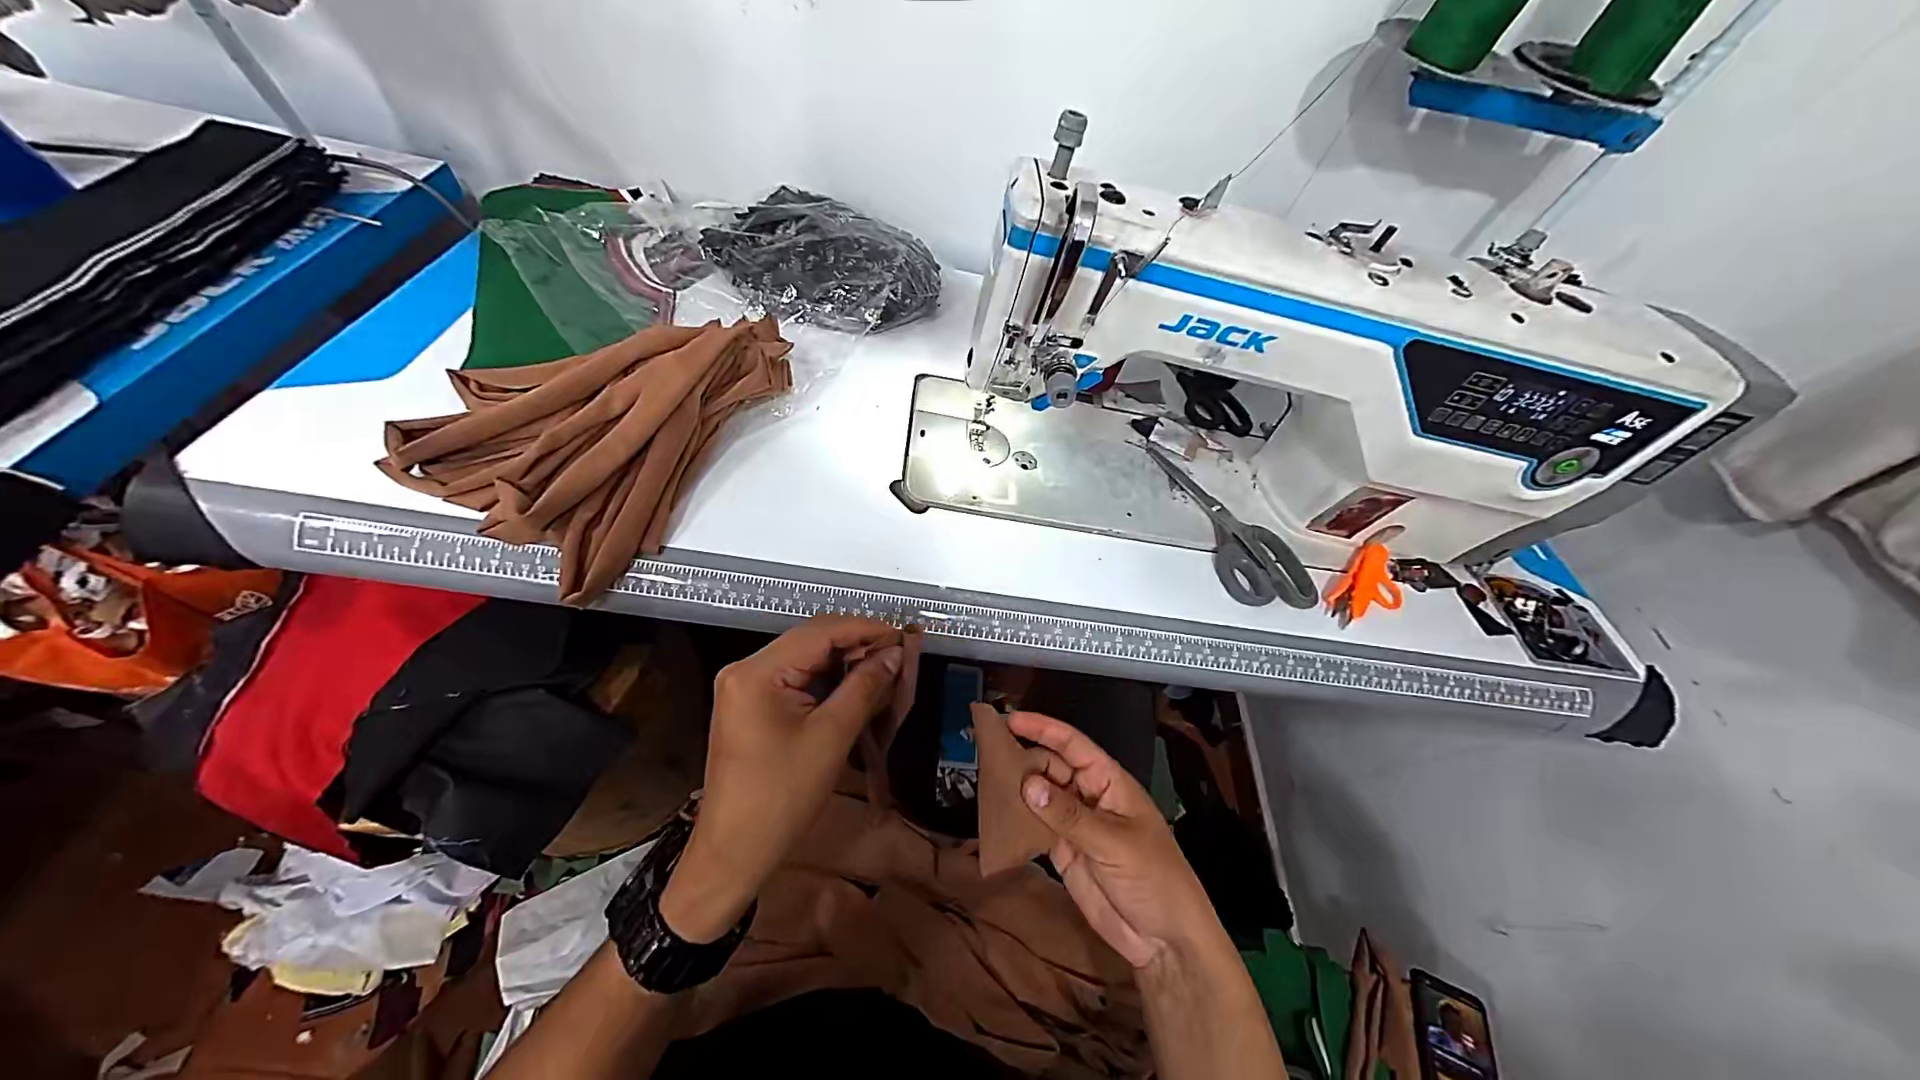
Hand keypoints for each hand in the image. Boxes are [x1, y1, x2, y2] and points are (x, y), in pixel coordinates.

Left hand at [660, 616, 903, 941]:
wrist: (734, 851)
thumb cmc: (780, 797)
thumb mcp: (831, 736)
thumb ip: (865, 686)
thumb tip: (895, 654)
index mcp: (756, 671)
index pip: (821, 631)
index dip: (866, 629)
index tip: (905, 637)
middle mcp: (745, 669)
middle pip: (812, 640)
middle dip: (858, 646)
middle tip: (900, 658)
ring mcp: (745, 687)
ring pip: (807, 659)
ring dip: (846, 664)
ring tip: (886, 673)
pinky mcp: (752, 705)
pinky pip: (797, 680)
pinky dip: (829, 682)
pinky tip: (857, 689)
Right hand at [1011, 711, 1232, 973]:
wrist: (1165, 941)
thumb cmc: (1155, 879)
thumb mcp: (1115, 844)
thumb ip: (1069, 816)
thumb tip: (1027, 784)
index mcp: (1110, 782)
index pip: (1073, 746)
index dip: (1044, 729)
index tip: (1011, 719)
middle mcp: (1089, 796)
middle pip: (1052, 767)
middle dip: (1024, 756)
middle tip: (988, 753)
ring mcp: (1075, 824)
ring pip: (1040, 795)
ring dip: (1017, 787)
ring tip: (986, 778)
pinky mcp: (1063, 852)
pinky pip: (1036, 827)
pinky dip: (1018, 820)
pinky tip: (997, 814)